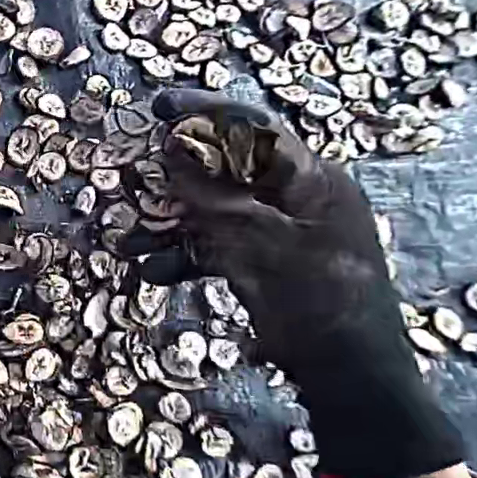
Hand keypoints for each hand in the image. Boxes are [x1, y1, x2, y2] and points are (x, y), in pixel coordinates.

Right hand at [121, 89, 465, 477]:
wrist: (347, 373)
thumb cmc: (318, 300)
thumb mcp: (263, 241)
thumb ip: (215, 194)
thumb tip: (172, 147)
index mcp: (312, 181)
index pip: (254, 130)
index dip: (205, 112)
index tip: (158, 104)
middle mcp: (290, 198)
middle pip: (221, 169)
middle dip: (172, 176)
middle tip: (132, 174)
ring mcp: (271, 230)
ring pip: (206, 210)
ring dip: (166, 225)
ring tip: (129, 241)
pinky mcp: (255, 260)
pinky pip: (208, 244)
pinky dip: (179, 255)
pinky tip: (152, 271)